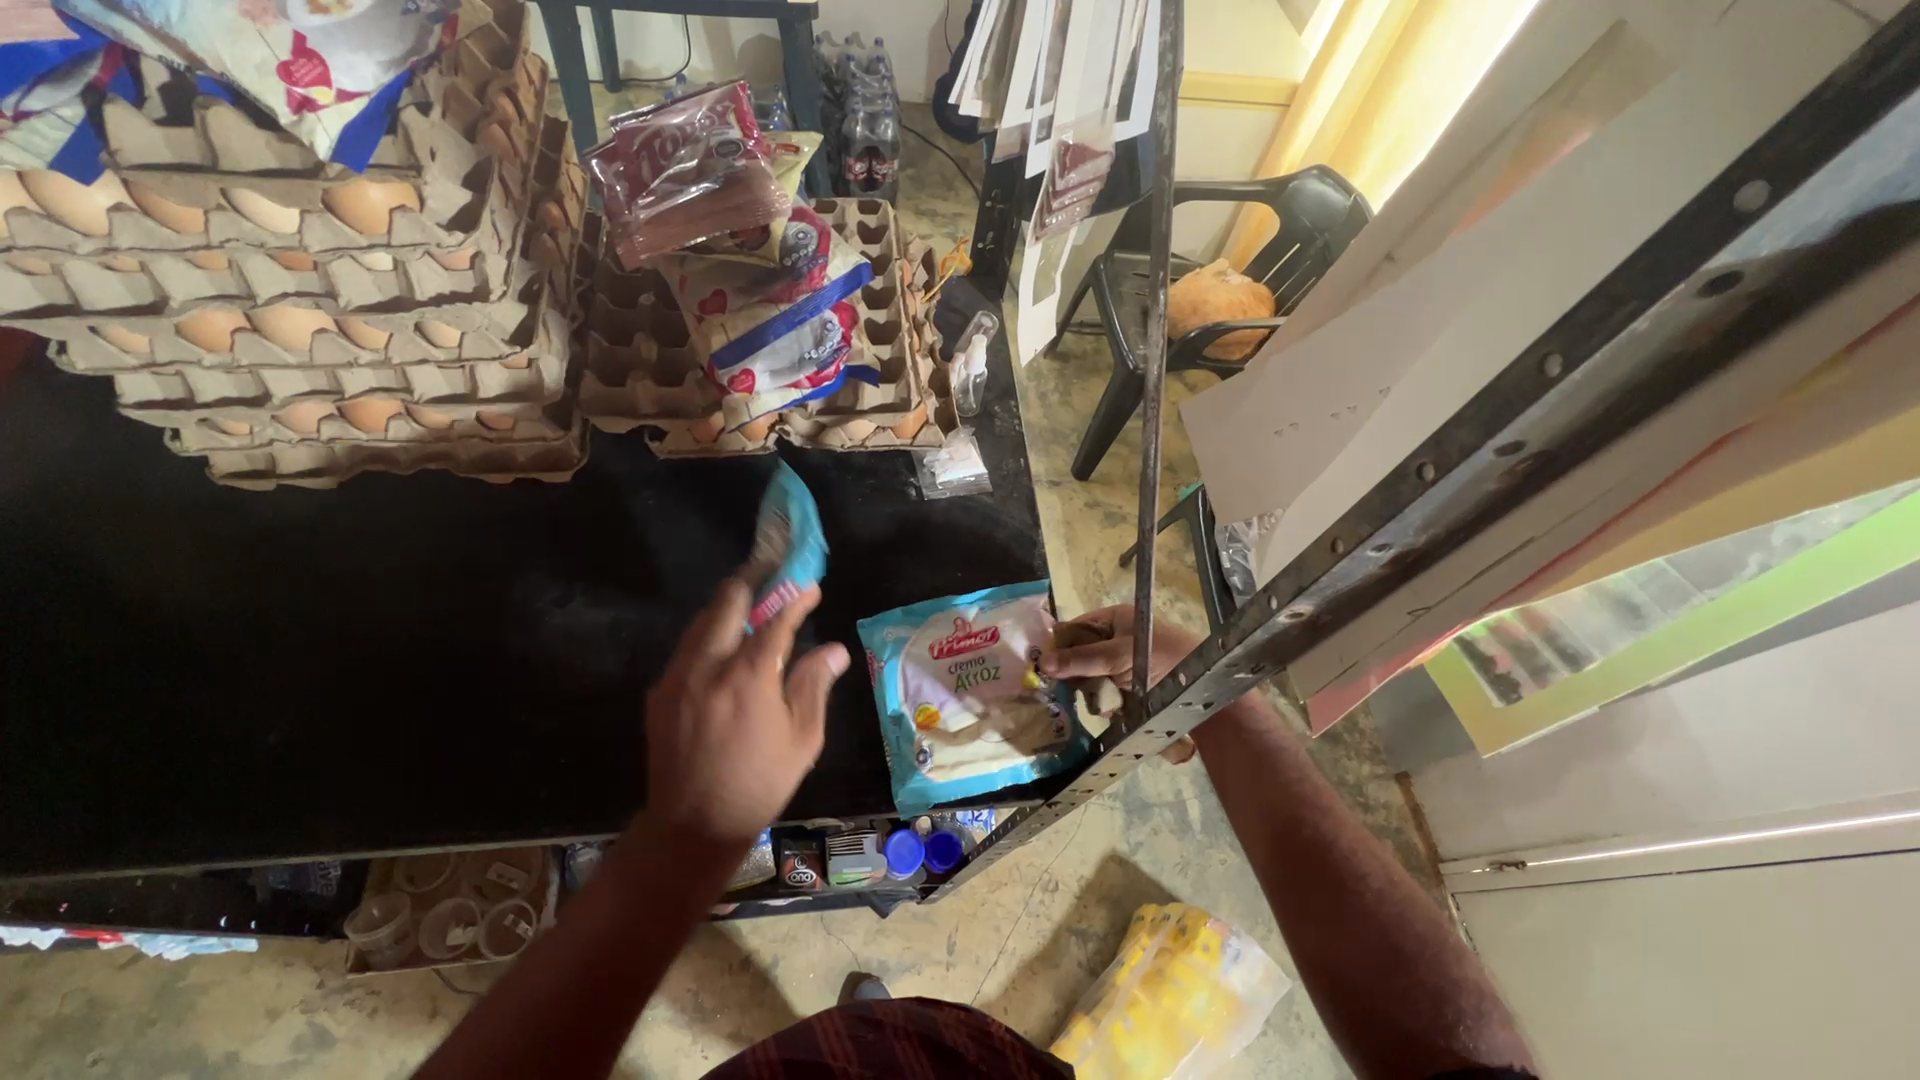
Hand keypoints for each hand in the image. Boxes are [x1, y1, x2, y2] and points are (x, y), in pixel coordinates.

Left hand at [643, 577, 848, 847]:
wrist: (693, 825)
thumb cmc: (760, 783)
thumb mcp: (802, 738)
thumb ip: (814, 685)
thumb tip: (834, 649)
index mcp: (748, 676)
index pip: (775, 620)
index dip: (795, 598)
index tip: (811, 585)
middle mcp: (708, 666)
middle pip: (727, 603)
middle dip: (753, 581)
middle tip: (773, 571)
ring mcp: (678, 677)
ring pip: (701, 622)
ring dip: (728, 606)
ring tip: (751, 601)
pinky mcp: (661, 692)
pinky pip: (687, 649)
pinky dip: (709, 636)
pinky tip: (724, 646)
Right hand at [1039, 603, 1200, 687]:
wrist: (1202, 688)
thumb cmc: (1161, 658)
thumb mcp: (1117, 655)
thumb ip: (1080, 659)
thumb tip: (1041, 663)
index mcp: (1113, 619)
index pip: (1074, 629)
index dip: (1058, 647)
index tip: (1043, 667)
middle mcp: (1114, 639)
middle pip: (1078, 656)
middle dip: (1076, 674)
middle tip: (1072, 688)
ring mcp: (1121, 664)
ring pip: (1089, 678)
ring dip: (1093, 691)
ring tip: (1104, 698)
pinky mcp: (1128, 686)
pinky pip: (1104, 693)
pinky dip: (1106, 701)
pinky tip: (1114, 706)